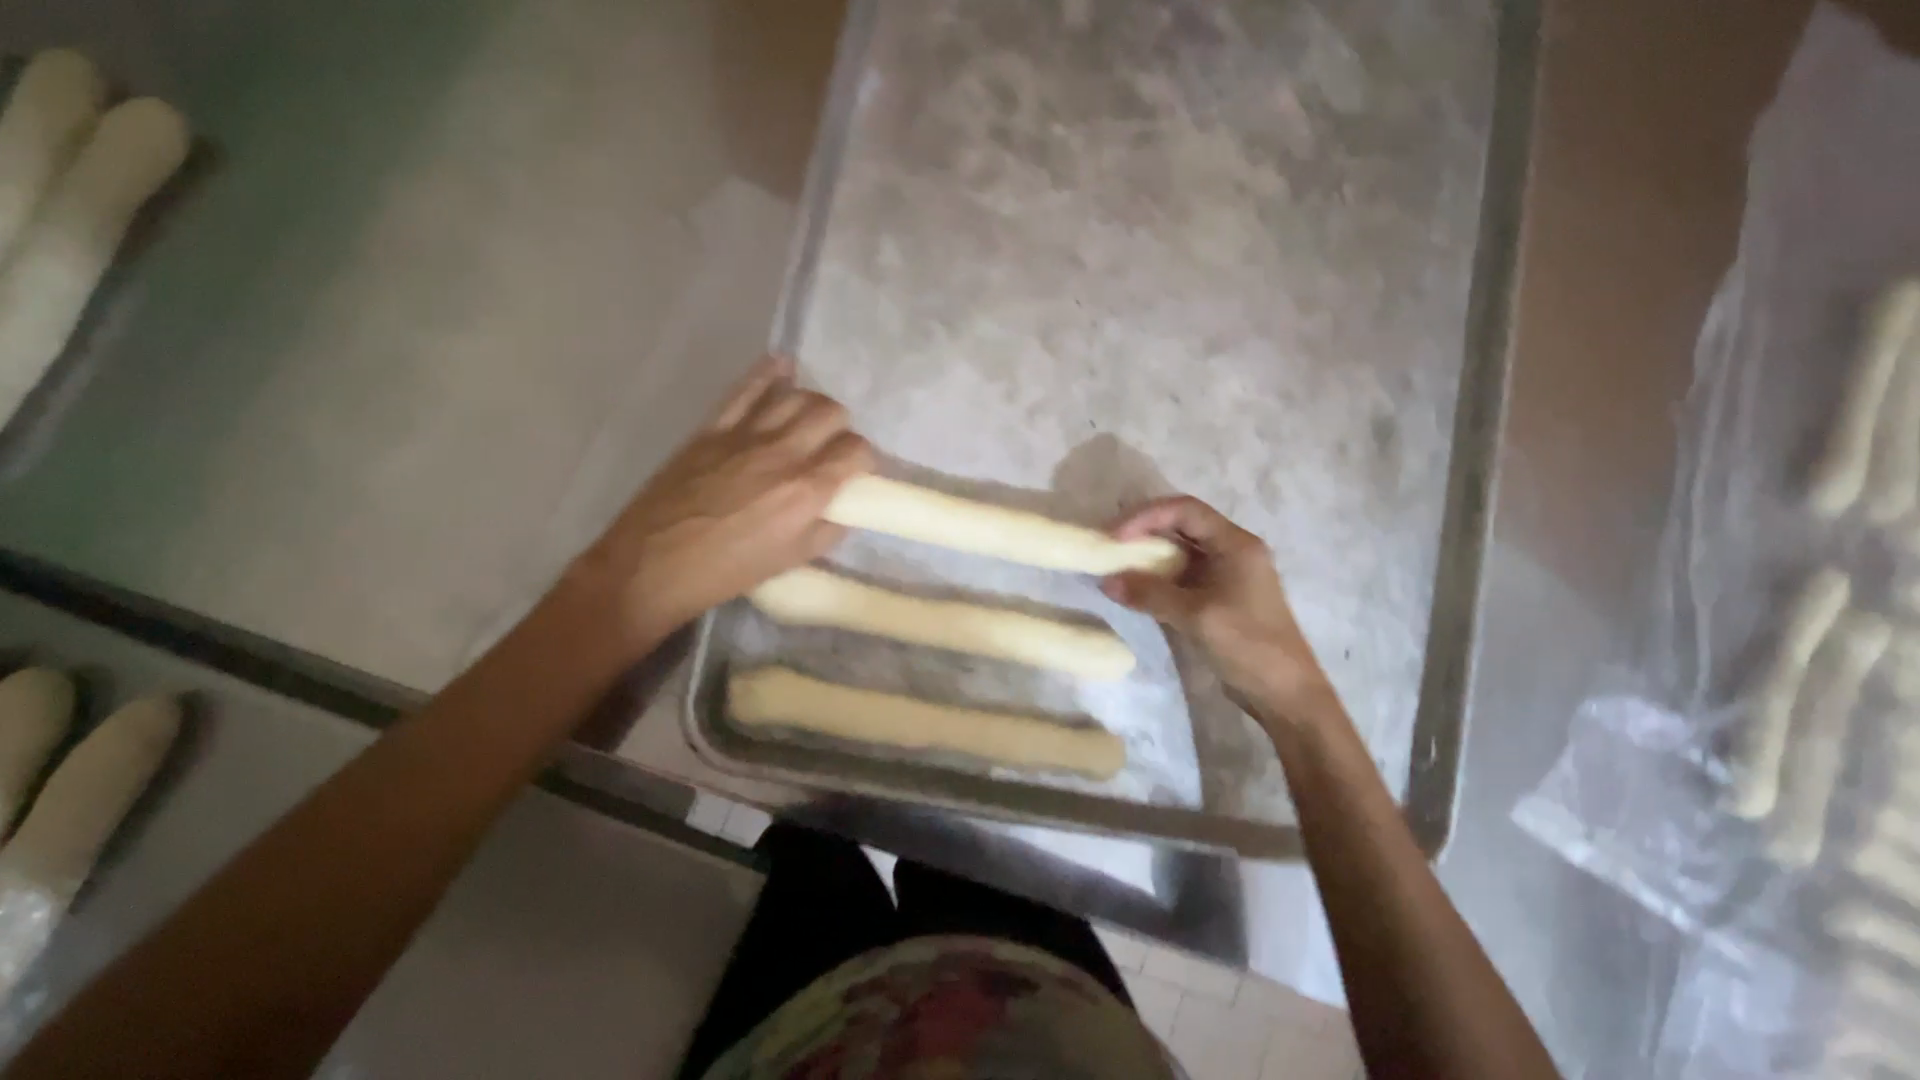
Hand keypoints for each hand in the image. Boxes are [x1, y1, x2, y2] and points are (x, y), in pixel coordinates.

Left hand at [575, 355, 871, 642]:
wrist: (653, 565)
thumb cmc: (726, 572)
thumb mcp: (790, 560)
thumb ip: (825, 530)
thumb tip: (840, 509)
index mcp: (807, 490)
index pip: (857, 450)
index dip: (863, 459)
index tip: (856, 472)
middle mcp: (784, 452)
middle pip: (831, 412)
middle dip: (841, 427)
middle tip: (831, 446)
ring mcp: (746, 434)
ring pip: (796, 395)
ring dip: (812, 403)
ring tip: (809, 419)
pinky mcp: (713, 427)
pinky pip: (747, 387)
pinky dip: (769, 372)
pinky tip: (783, 367)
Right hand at [1102, 496, 1337, 725]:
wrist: (1285, 692)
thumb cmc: (1248, 646)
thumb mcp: (1196, 616)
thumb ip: (1151, 594)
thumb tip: (1107, 581)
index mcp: (1236, 544)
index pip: (1185, 510)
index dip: (1146, 516)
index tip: (1114, 537)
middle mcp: (1232, 551)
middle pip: (1182, 525)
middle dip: (1144, 531)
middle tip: (1108, 545)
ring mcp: (1227, 575)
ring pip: (1180, 551)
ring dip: (1148, 556)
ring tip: (1115, 564)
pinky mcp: (1219, 597)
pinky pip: (1182, 576)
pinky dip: (1157, 577)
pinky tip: (1135, 587)